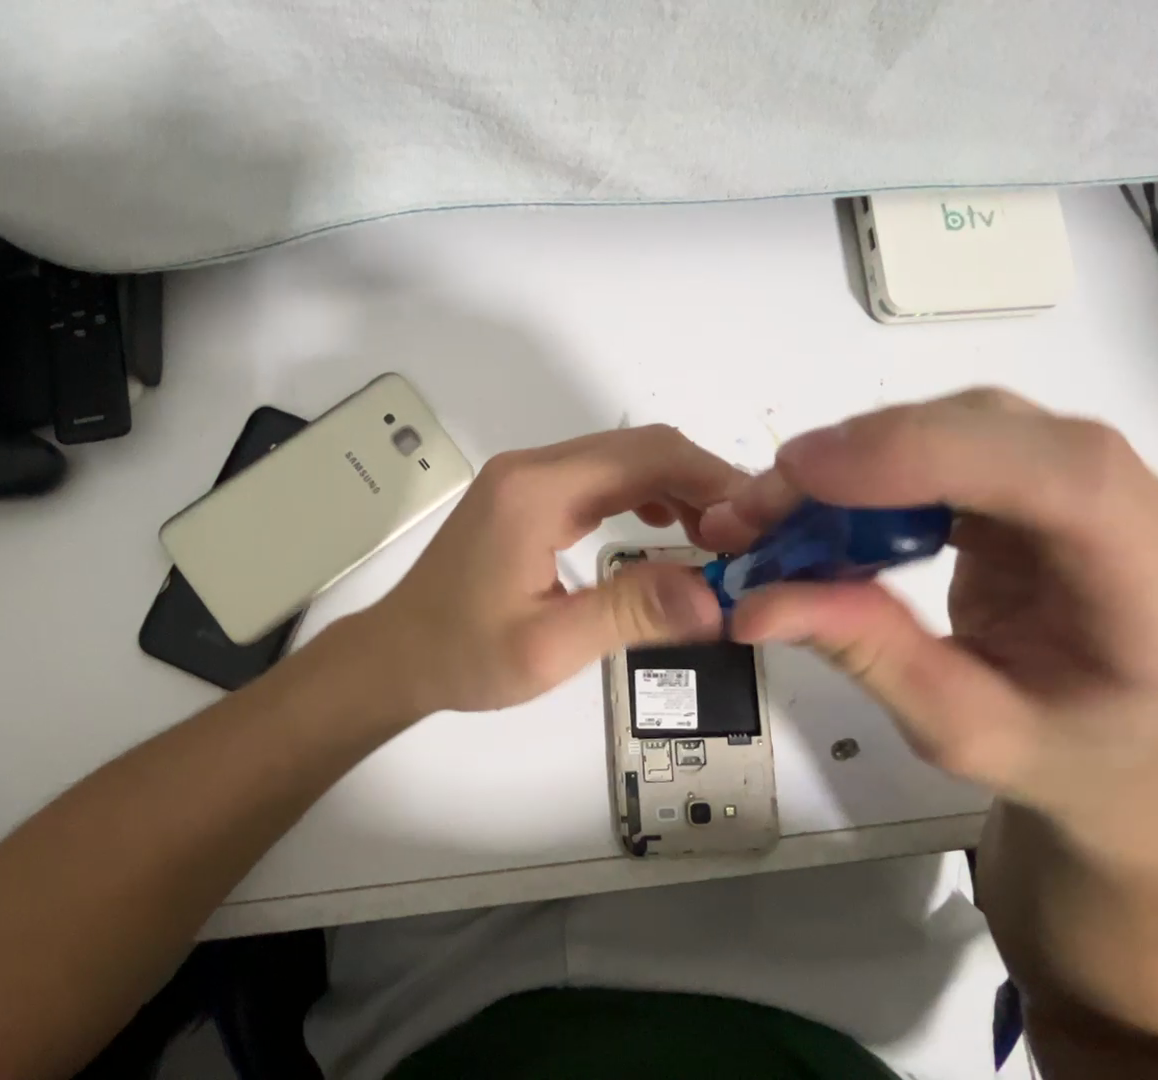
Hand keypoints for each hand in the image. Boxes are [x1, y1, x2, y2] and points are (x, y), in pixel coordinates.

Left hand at [358, 425, 744, 714]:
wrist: (398, 654)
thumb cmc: (464, 655)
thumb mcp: (548, 646)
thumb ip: (630, 613)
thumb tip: (715, 597)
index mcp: (536, 491)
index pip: (646, 455)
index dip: (712, 478)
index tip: (759, 521)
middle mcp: (531, 469)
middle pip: (637, 448)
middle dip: (702, 480)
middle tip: (748, 535)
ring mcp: (525, 479)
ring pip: (620, 460)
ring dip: (675, 485)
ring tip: (717, 535)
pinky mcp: (523, 498)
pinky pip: (597, 479)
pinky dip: (641, 494)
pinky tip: (665, 526)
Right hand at [698, 389, 1157, 837]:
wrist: (1114, 757)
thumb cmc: (1051, 761)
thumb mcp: (951, 729)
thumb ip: (865, 652)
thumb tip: (753, 603)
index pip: (1069, 482)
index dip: (933, 452)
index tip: (805, 470)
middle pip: (1018, 438)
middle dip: (873, 454)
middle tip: (762, 500)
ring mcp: (1134, 492)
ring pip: (988, 426)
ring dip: (870, 455)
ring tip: (782, 505)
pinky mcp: (1079, 479)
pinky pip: (974, 441)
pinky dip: (889, 464)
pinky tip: (837, 500)